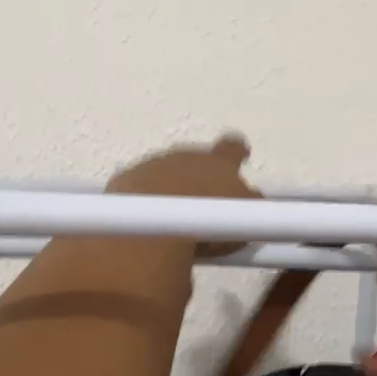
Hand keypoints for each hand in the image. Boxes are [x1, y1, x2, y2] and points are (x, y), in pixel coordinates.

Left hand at [106, 134, 261, 256]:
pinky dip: (143, 200)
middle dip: (197, 174)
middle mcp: (184, 154)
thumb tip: (252, 202)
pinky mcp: (124, 182)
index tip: (240, 156)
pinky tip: (147, 223)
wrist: (153, 228)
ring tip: (172, 217)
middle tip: (200, 199)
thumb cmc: (207, 224)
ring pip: (163, 171)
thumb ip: (250, 207)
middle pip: (193, 157)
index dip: (236, 152)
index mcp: (219, 162)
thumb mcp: (243, 221)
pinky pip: (137, 187)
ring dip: (168, 188)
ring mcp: (151, 165)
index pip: (232, 147)